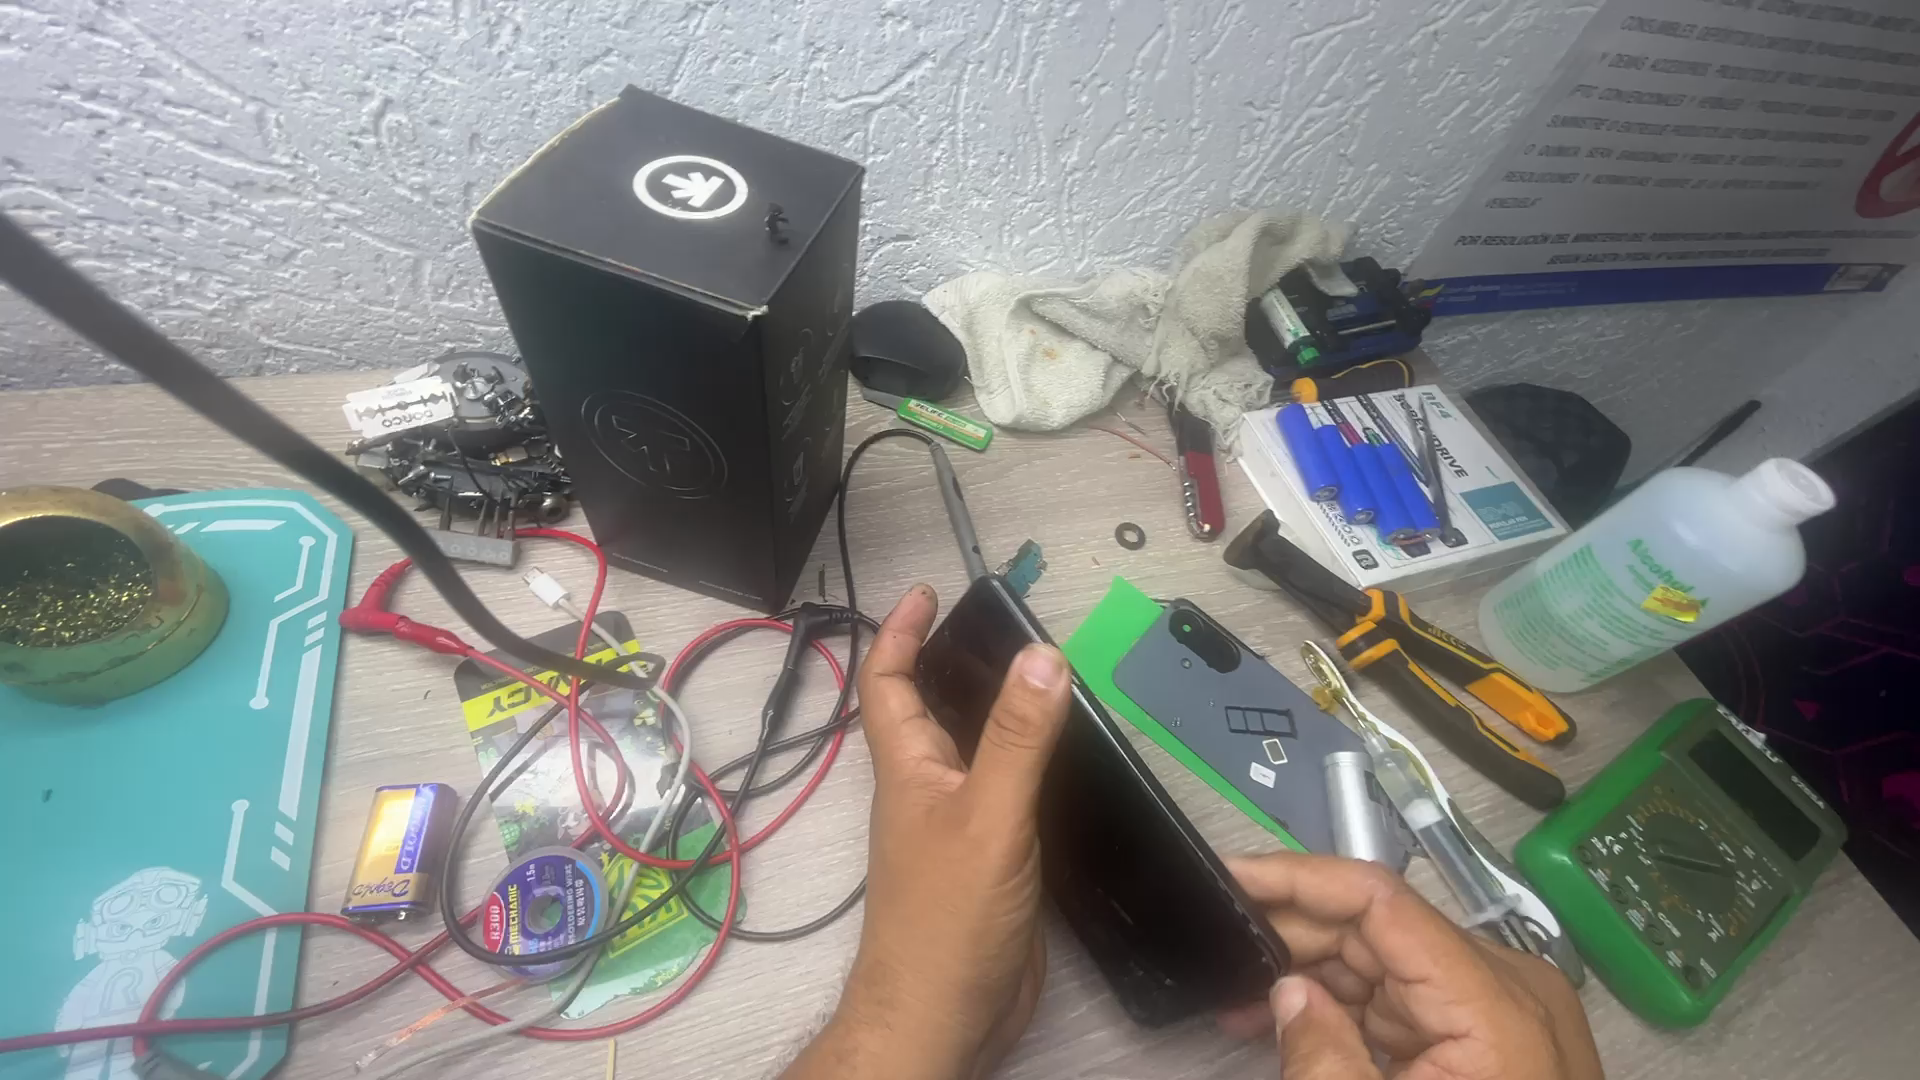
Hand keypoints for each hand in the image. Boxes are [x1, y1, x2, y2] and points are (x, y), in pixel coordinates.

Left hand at [783, 584, 1071, 1079]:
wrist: (947, 1017)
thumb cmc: (949, 915)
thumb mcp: (989, 815)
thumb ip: (1018, 738)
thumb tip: (1042, 656)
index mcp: (909, 764)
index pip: (888, 681)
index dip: (900, 632)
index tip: (926, 593)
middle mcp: (926, 783)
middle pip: (927, 705)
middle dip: (947, 659)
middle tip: (993, 627)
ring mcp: (954, 818)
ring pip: (968, 744)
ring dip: (990, 704)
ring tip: (1034, 674)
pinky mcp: (986, 850)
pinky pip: (1000, 784)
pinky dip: (1021, 755)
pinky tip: (1056, 754)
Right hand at [1221, 852, 1602, 1079]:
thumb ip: (1322, 1058)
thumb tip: (1288, 991)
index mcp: (1493, 1004)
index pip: (1378, 899)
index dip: (1295, 877)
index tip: (1230, 876)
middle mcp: (1500, 985)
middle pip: (1370, 926)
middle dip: (1290, 936)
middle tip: (1223, 951)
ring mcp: (1492, 1009)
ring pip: (1373, 957)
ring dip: (1305, 973)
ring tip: (1239, 999)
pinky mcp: (1479, 1034)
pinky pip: (1391, 995)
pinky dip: (1337, 1005)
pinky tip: (1284, 1019)